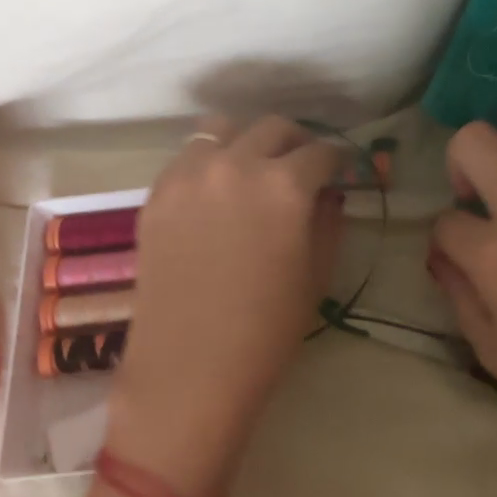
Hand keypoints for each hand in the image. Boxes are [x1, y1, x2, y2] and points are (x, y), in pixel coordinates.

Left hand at [106, 115, 345, 496]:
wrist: (189, 369)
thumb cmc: (265, 331)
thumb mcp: (316, 274)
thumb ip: (328, 219)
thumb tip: (328, 191)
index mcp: (285, 185)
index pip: (321, 151)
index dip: (336, 159)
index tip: (339, 170)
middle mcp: (236, 164)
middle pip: (273, 127)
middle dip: (295, 142)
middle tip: (300, 166)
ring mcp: (190, 174)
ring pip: (223, 128)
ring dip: (246, 141)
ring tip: (252, 167)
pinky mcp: (157, 192)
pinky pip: (187, 157)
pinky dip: (208, 161)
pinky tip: (215, 191)